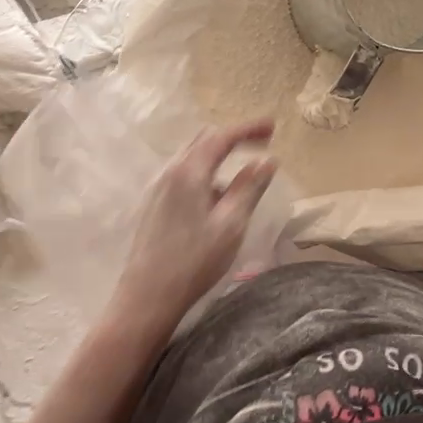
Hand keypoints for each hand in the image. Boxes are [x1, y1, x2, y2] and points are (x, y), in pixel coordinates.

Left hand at [102, 120, 277, 333]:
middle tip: (261, 146)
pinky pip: (183, 178)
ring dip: (219, 160)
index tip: (273, 126)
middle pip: (203, 141)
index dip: (249, 129)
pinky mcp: (154, 206)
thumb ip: (249, 188)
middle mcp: (169, 173)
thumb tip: (267, 161)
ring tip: (242, 181)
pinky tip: (217, 203)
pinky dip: (205, 176)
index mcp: (189, 173)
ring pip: (192, 160)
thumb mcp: (232, 224)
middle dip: (233, 139)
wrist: (148, 295)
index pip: (222, 137)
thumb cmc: (195, 260)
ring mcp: (157, 189)